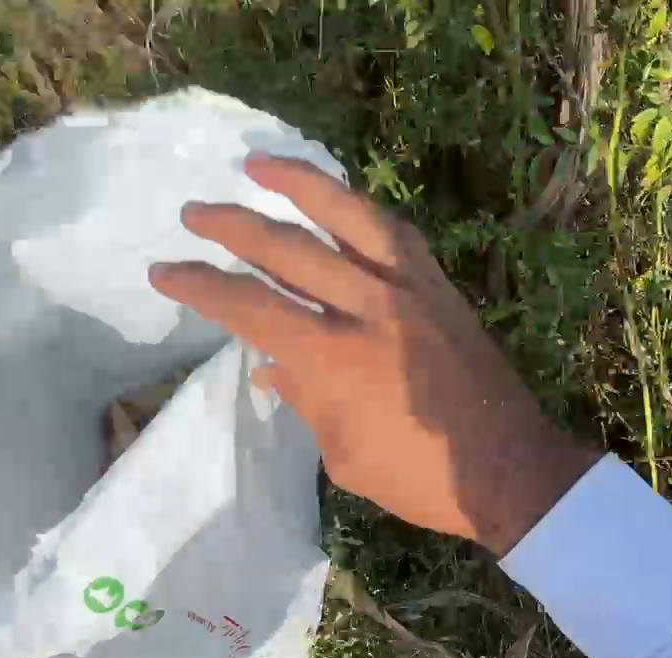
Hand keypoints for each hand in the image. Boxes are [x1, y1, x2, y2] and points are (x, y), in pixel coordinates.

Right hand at [148, 153, 598, 555]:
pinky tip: (341, 203)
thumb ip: (306, 402)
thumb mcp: (345, 457)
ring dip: (297, 185)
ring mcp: (411, 291)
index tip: (164, 271)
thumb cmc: (420, 481)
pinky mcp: (442, 289)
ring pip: (347, 217)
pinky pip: (397, 235)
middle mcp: (368, 309)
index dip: (200, 286)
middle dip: (231, 226)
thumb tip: (272, 365)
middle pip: (287, 249)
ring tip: (258, 163)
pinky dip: (362, 212)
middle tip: (194, 213)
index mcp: (333, 361)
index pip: (249, 307)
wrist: (508, 470)